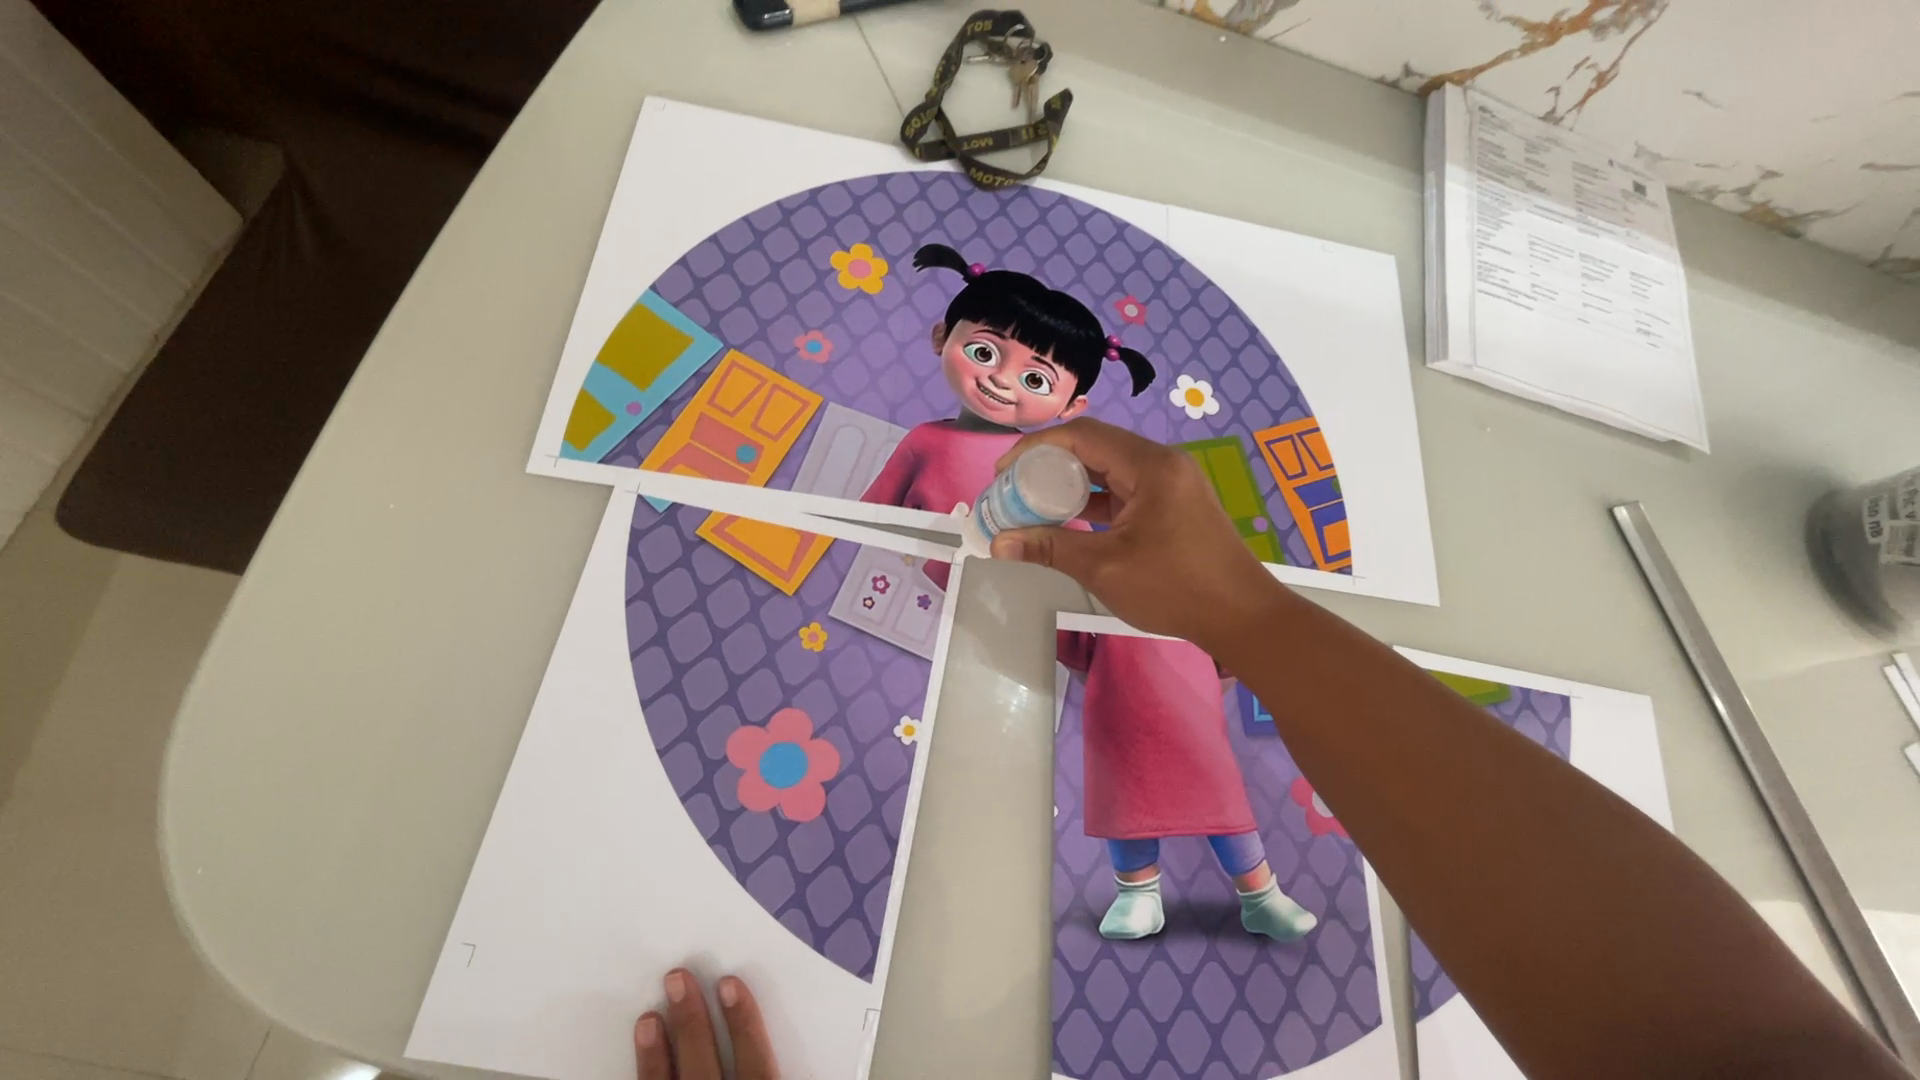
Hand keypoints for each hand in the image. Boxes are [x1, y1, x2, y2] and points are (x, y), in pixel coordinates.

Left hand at [635, 968, 777, 1079]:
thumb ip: (772, 1065)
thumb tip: (801, 1036)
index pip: (755, 1066)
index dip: (743, 1023)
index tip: (728, 983)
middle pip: (705, 1070)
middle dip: (691, 1025)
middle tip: (676, 979)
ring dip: (655, 1057)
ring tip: (647, 1018)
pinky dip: (644, 1076)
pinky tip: (640, 1052)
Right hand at [989, 418, 1288, 651]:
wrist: (1243, 617)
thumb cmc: (1175, 588)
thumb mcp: (1104, 568)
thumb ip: (1050, 548)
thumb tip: (999, 544)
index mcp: (1150, 466)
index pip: (1082, 434)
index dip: (1036, 447)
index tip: (1003, 471)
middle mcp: (1163, 464)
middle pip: (1096, 447)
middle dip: (1049, 465)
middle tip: (1014, 489)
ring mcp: (1171, 484)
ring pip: (1110, 469)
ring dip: (1071, 483)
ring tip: (1033, 504)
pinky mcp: (1174, 505)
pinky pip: (1125, 490)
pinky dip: (1095, 500)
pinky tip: (1068, 520)